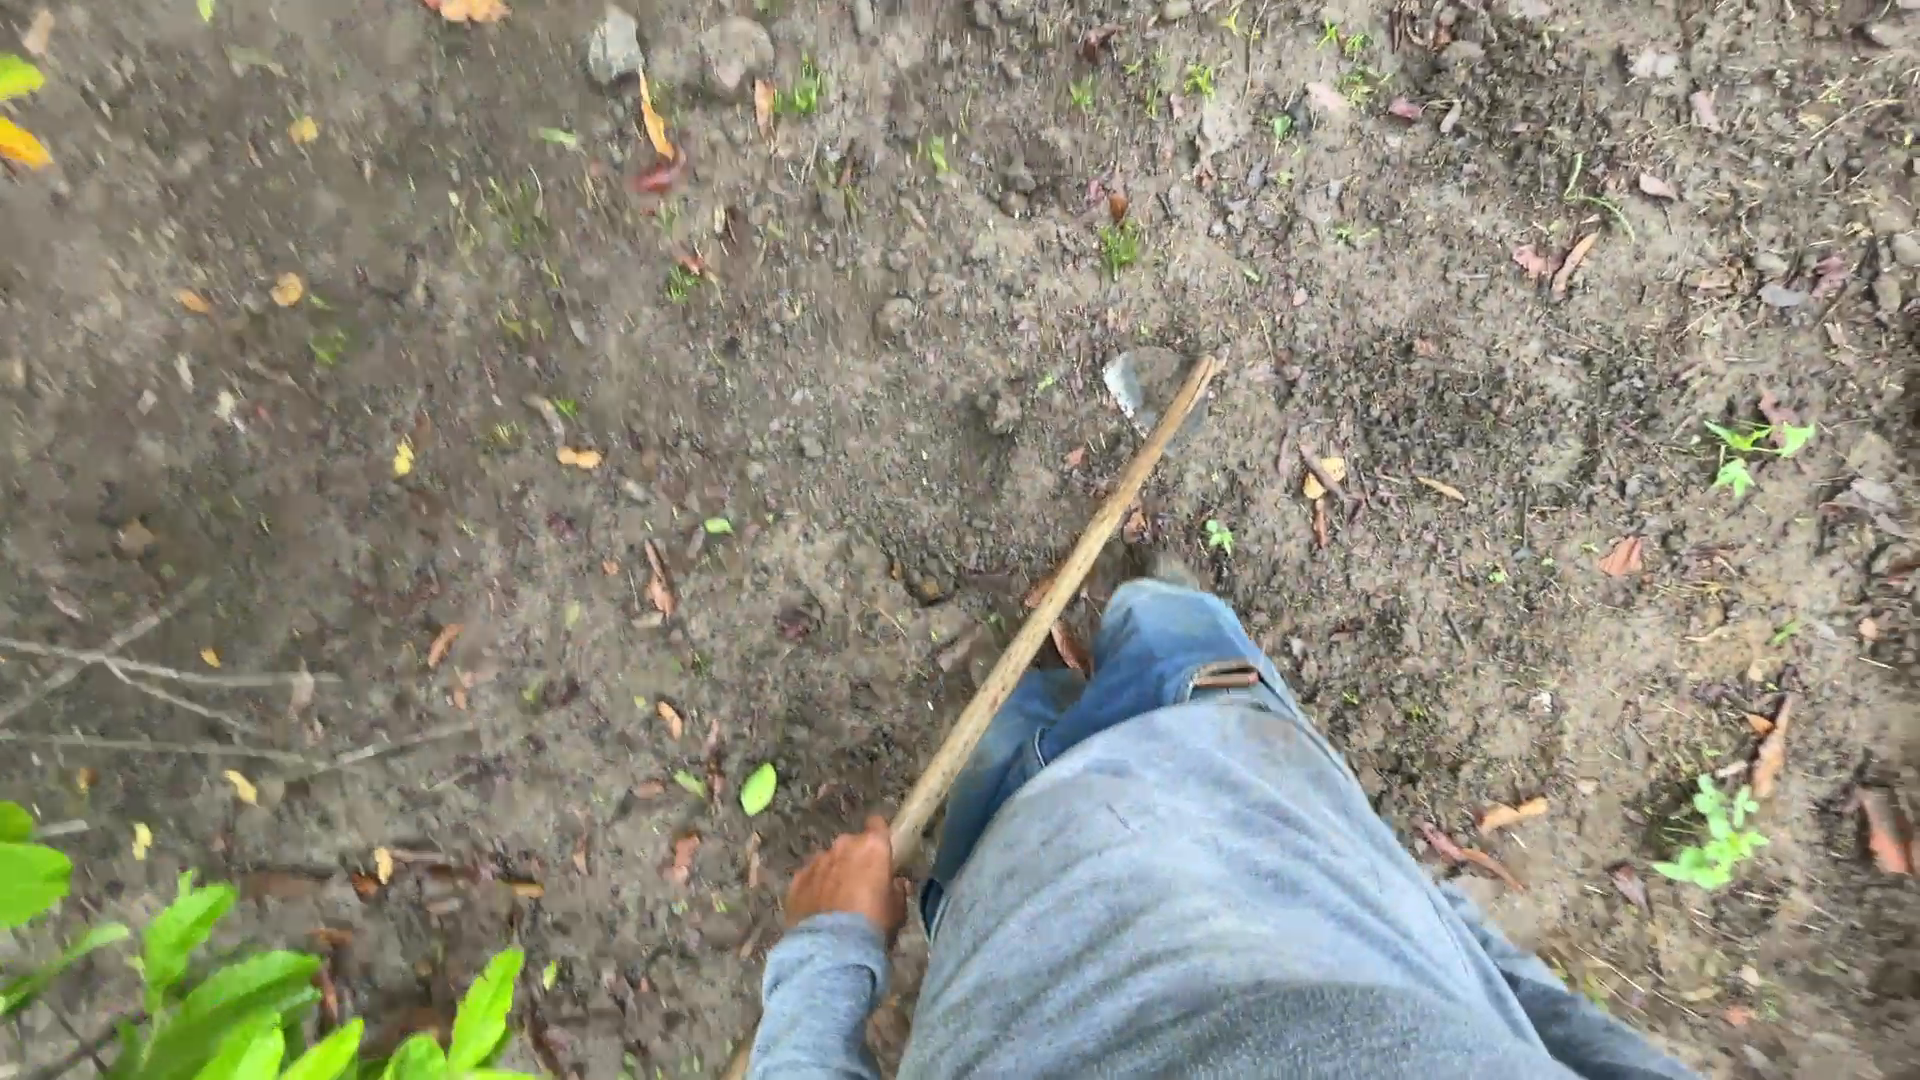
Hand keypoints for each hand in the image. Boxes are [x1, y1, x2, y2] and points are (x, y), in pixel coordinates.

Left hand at [784, 816, 910, 940]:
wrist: (831, 951)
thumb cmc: (873, 925)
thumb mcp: (897, 911)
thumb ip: (898, 890)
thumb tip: (896, 883)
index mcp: (872, 847)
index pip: (877, 824)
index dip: (879, 835)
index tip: (880, 851)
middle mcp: (844, 846)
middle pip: (852, 844)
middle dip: (855, 859)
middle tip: (859, 884)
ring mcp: (817, 861)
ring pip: (829, 860)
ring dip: (833, 872)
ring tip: (835, 901)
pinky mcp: (797, 879)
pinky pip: (810, 877)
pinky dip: (814, 887)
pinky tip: (817, 909)